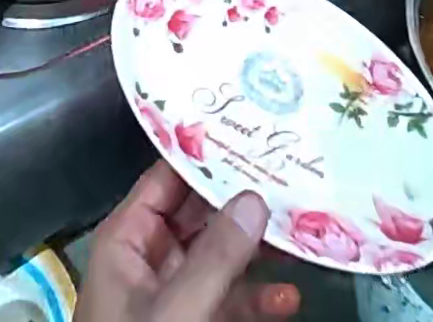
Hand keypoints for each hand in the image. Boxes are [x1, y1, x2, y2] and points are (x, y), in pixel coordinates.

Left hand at [78, 161, 301, 321]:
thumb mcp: (175, 315)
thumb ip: (215, 258)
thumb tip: (255, 197)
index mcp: (130, 240)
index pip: (169, 175)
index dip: (209, 151)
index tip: (255, 129)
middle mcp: (151, 258)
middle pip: (203, 211)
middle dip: (246, 199)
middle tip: (292, 173)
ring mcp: (174, 294)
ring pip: (222, 254)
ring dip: (260, 249)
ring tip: (302, 231)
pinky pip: (230, 300)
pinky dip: (258, 300)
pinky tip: (289, 301)